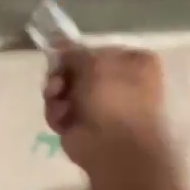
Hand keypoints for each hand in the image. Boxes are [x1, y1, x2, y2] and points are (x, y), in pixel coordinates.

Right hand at [43, 47, 169, 177]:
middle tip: (55, 81)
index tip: (59, 55)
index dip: (77, 54)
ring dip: (55, 94)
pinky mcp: (80, 127)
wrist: (114, 147)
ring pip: (65, 92)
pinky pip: (60, 113)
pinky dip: (57, 114)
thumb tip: (60, 43)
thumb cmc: (114, 98)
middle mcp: (118, 84)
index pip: (97, 51)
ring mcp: (98, 107)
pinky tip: (62, 118)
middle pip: (77, 71)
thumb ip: (75, 52)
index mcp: (133, 63)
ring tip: (57, 100)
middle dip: (61, 75)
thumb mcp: (96, 63)